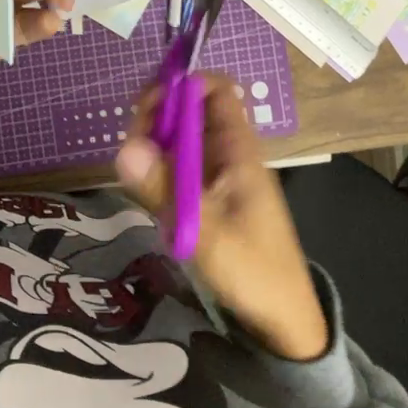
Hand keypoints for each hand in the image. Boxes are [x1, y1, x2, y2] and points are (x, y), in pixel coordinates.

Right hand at [114, 75, 329, 360]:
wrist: (282, 322)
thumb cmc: (254, 274)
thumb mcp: (206, 233)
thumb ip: (164, 189)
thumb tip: (124, 146)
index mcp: (239, 151)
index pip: (215, 90)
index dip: (183, 86)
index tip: (148, 106)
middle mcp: (227, 154)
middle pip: (190, 109)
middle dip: (157, 114)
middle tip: (131, 144)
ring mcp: (216, 174)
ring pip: (179, 136)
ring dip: (153, 141)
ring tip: (133, 169)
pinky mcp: (205, 196)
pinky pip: (176, 163)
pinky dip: (157, 165)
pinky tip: (144, 187)